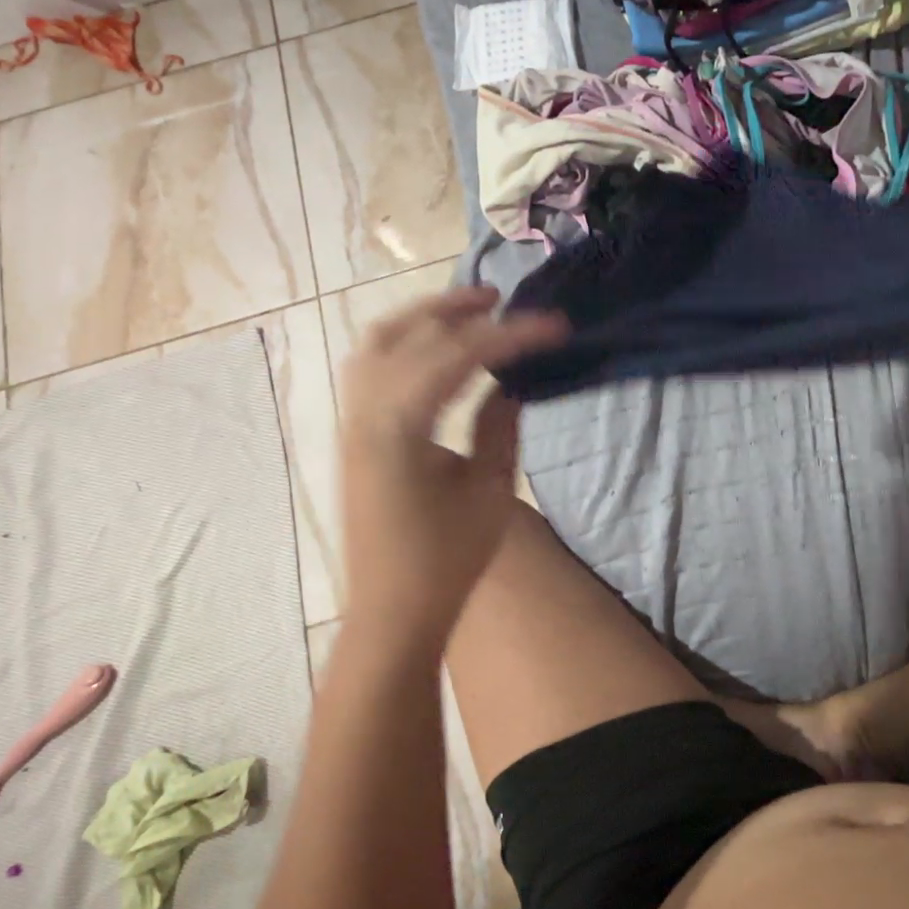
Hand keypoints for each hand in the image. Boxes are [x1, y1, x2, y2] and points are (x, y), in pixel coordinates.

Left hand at [337, 286, 566, 640]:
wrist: (392, 609)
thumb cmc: (447, 559)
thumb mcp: (489, 491)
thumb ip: (499, 426)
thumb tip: (510, 382)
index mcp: (400, 426)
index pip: (459, 356)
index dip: (511, 336)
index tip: (556, 326)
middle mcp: (365, 413)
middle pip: (408, 334)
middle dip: (457, 309)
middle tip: (503, 300)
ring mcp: (352, 422)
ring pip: (378, 344)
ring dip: (422, 320)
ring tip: (468, 312)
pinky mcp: (353, 434)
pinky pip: (371, 368)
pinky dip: (404, 344)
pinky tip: (436, 353)